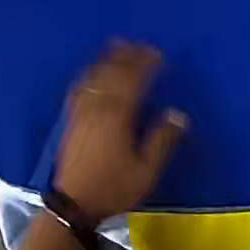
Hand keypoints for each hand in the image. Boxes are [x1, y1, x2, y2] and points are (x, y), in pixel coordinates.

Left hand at [54, 42, 186, 220]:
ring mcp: (81, 111)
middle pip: (113, 73)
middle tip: (141, 45)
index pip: (133, 81)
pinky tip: (93, 69)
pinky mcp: (71, 118)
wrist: (72, 204)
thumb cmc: (113, 188)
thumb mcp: (146, 171)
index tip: (157, 54)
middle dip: (128, 56)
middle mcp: (97, 107)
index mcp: (117, 116)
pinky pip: (80, 87)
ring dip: (108, 59)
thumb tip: (178, 114)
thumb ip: (162, 140)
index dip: (145, 64)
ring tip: (119, 46)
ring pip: (95, 76)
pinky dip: (89, 72)